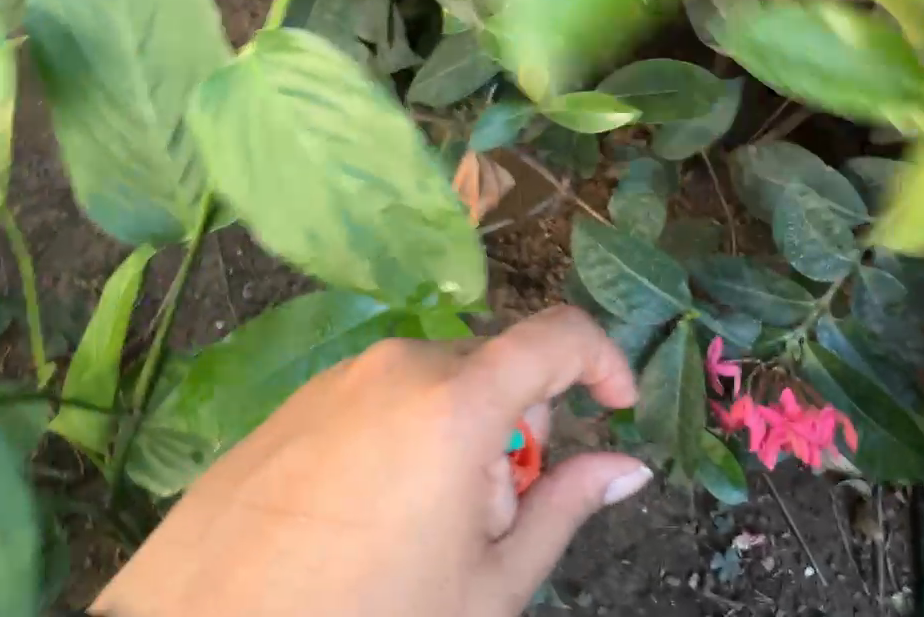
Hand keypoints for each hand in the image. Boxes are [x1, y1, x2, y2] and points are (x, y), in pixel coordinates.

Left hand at [93, 306, 652, 616]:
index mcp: (457, 403)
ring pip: (440, 383)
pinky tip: (366, 514)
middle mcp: (401, 366)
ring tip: (421, 526)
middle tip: (489, 517)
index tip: (616, 404)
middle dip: (518, 429)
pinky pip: (382, 395)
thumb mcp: (485, 587)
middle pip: (497, 370)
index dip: (603, 359)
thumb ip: (565, 508)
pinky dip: (405, 435)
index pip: (557, 336)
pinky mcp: (296, 398)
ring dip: (460, 435)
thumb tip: (626, 466)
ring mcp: (342, 377)